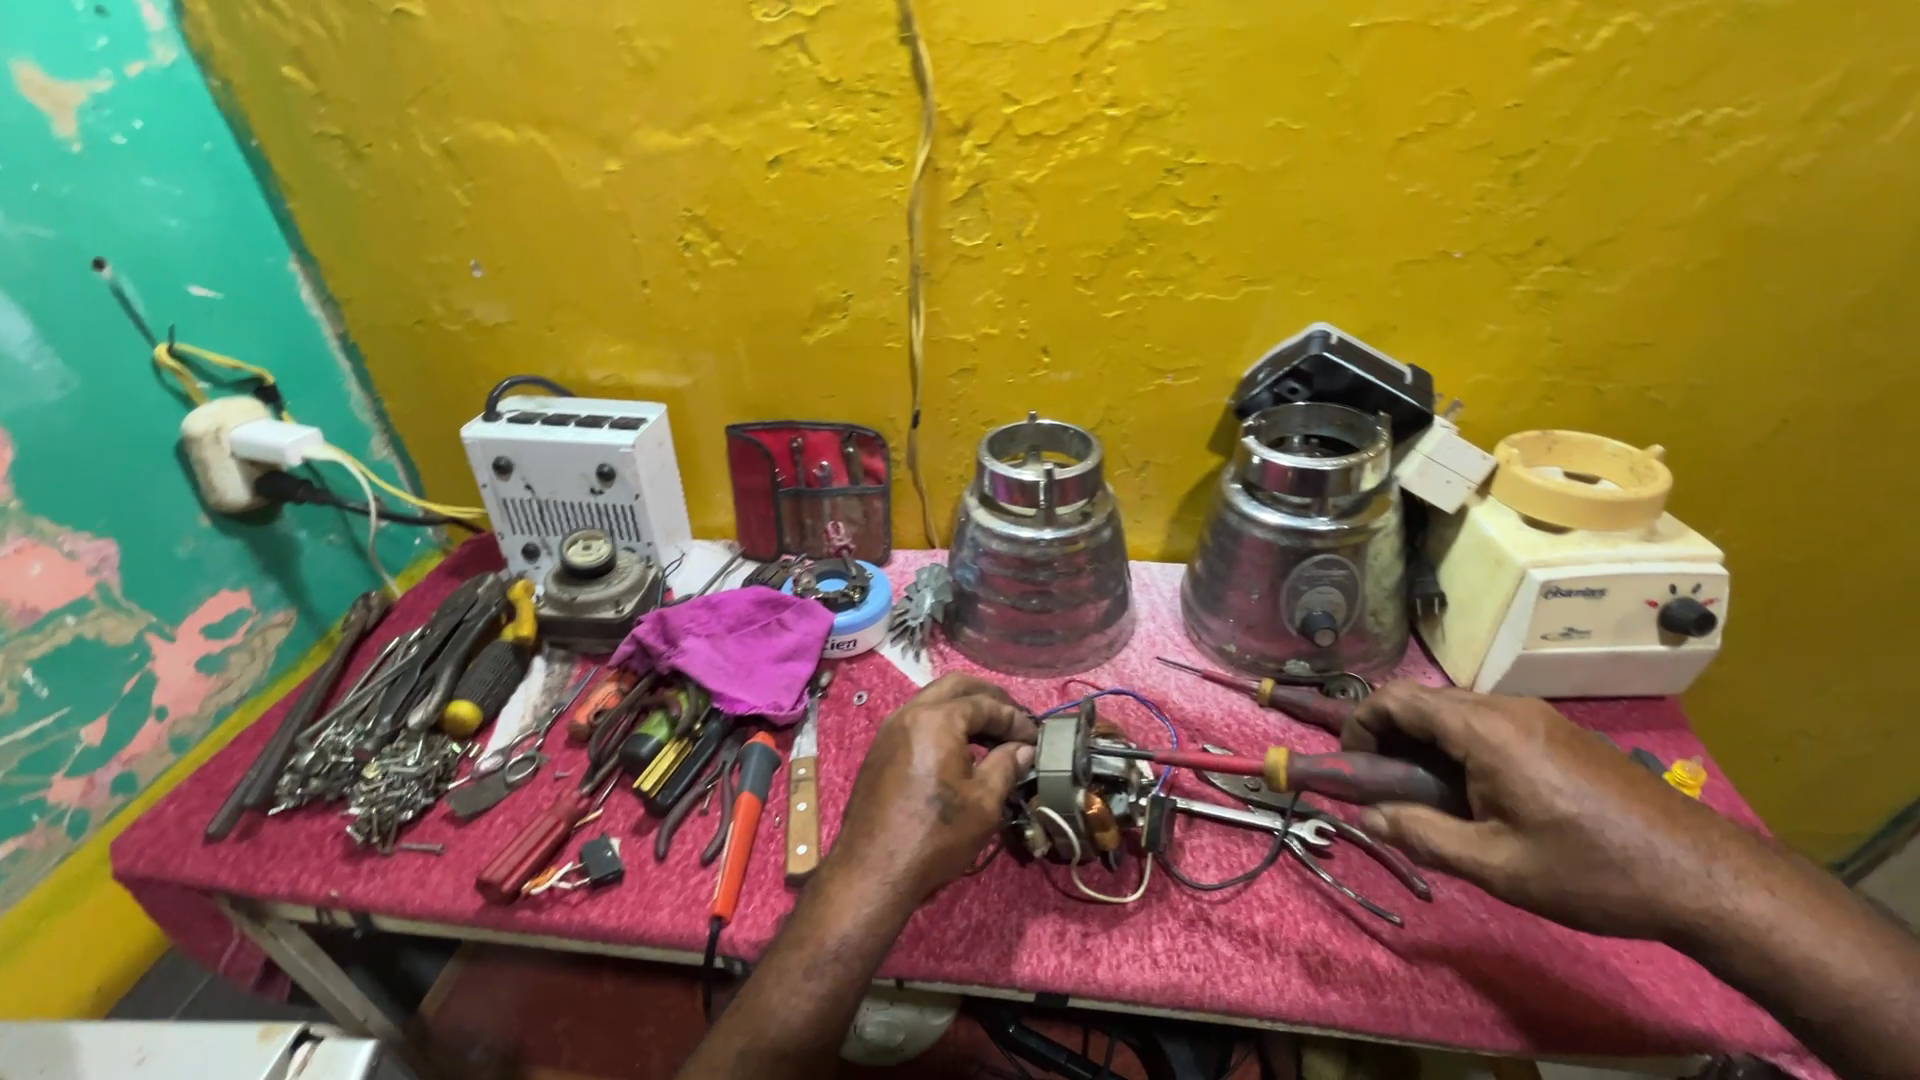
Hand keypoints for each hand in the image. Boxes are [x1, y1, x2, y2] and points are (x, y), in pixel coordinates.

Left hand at [826, 674, 1036, 905]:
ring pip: (933, 700)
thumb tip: (1023, 749)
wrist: (874, 870)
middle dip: (989, 698)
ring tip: (991, 735)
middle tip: (1013, 720)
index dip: (1014, 719)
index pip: (985, 704)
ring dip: (964, 709)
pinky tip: (960, 750)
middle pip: (956, 686)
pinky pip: (917, 720)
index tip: (1034, 738)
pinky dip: (942, 723)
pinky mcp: (880, 749)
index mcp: (937, 720)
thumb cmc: (935, 837)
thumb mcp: (984, 803)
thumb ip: (1006, 765)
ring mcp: (889, 730)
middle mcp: (909, 713)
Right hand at [1344, 681, 1755, 940]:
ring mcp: (1537, 716)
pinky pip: (1488, 721)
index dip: (1360, 724)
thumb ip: (1421, 834)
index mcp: (1484, 732)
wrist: (1706, 876)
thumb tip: (1368, 816)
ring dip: (1424, 740)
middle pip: (1423, 699)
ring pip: (1455, 710)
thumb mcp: (1495, 865)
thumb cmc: (1591, 871)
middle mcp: (1506, 709)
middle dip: (1388, 733)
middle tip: (1384, 783)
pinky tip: (1476, 791)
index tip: (1353, 765)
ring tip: (1427, 793)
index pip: (1396, 699)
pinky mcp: (1559, 732)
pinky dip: (1459, 744)